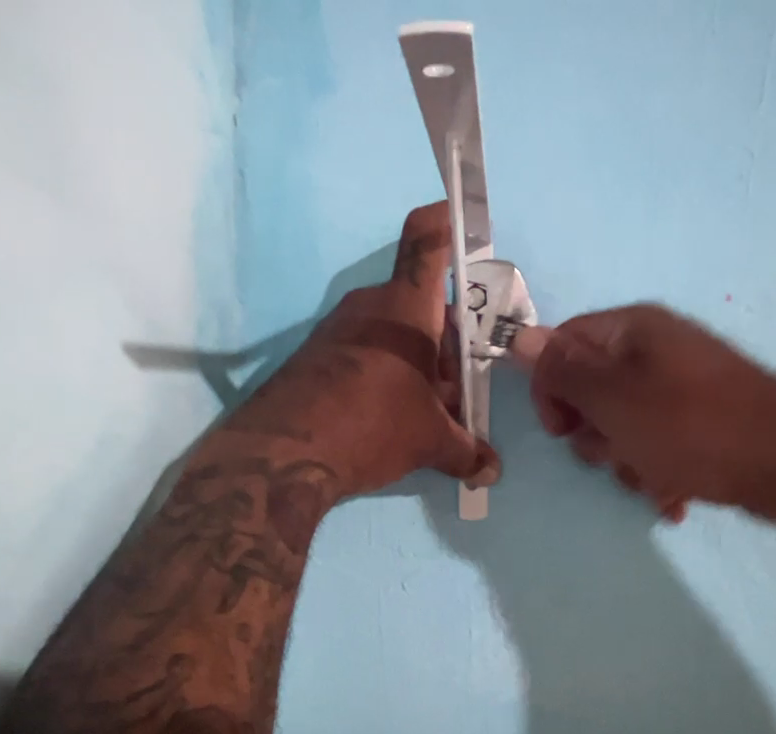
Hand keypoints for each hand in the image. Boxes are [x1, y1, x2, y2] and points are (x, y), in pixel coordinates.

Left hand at [217, 202, 498, 496]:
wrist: (283, 453)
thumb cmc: (372, 425)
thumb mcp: (429, 441)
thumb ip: (466, 450)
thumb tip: (492, 470)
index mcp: (407, 307)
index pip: (428, 238)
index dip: (449, 221)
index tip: (463, 224)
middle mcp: (370, 306)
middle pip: (421, 305)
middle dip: (447, 343)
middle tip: (458, 391)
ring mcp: (337, 329)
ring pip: (392, 333)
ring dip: (416, 365)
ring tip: (429, 415)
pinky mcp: (314, 356)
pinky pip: (364, 352)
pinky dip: (385, 375)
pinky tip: (390, 419)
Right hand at [521, 304, 775, 520]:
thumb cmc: (690, 427)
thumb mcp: (612, 399)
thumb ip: (561, 370)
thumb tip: (519, 337)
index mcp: (633, 330)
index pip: (560, 346)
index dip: (550, 390)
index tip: (561, 431)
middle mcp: (654, 350)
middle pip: (588, 392)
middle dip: (595, 435)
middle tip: (618, 449)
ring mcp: (679, 387)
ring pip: (618, 427)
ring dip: (625, 460)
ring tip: (654, 474)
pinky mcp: (698, 422)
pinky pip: (653, 444)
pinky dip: (656, 470)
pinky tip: (673, 491)